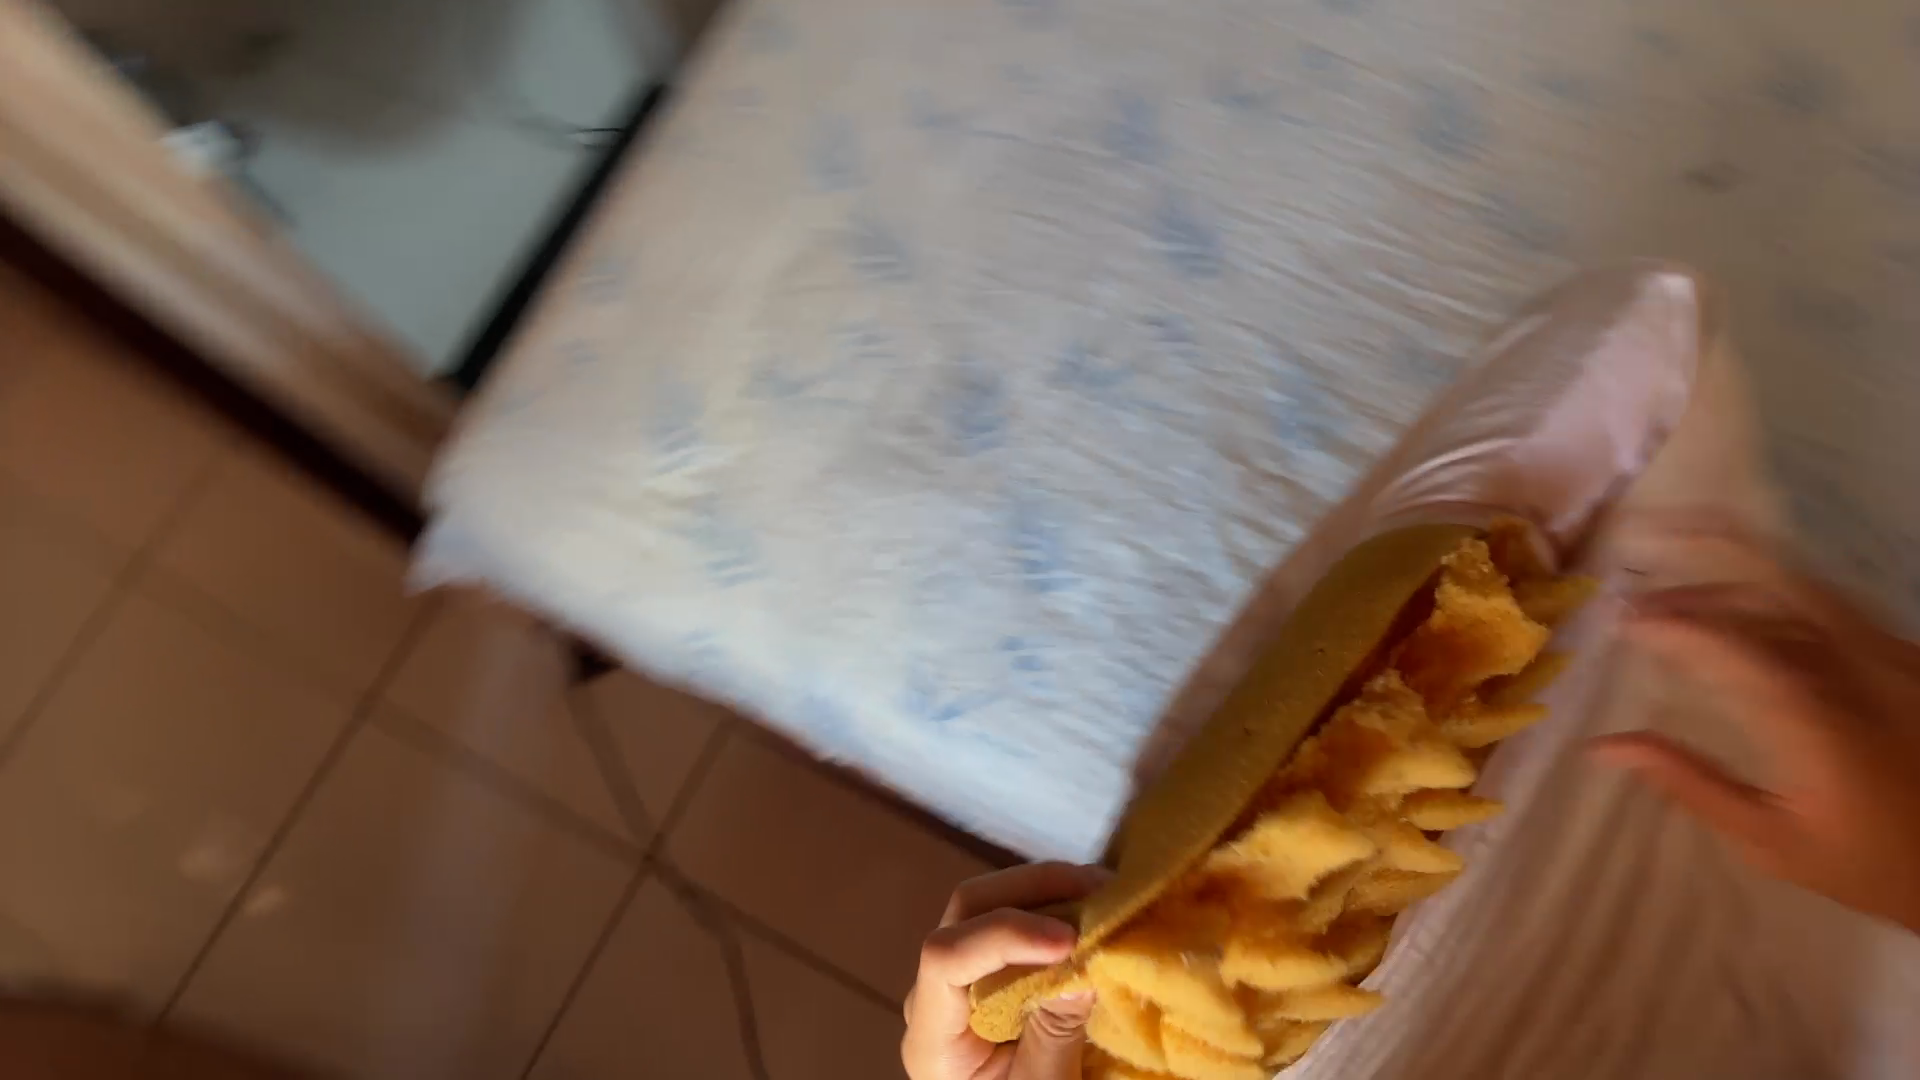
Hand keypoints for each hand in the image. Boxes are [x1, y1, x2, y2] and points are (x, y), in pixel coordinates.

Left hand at [902, 862, 1110, 1079]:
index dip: (1004, 934)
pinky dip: (1047, 905)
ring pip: (986, 902)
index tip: (1068, 940)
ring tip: (1100, 888)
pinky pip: (1008, 919)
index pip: (944, 958)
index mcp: (931, 1035)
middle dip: (1031, 888)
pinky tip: (1085, 905)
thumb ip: (1053, 1034)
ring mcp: (957, 977)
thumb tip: (1081, 959)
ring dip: (1044, 887)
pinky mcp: (984, 972)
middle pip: (967, 910)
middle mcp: (934, 992)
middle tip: (1097, 887)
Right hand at [1590, 519, 1919, 931]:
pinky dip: (1764, 600)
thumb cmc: (1879, 864)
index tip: (1623, 624)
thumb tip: (1602, 744)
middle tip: (1644, 533)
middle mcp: (1870, 677)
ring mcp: (1897, 664)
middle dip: (1713, 546)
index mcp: (1828, 723)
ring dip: (1727, 579)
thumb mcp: (1774, 842)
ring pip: (1805, 593)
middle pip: (1788, 585)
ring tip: (1664, 596)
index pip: (1739, 648)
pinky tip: (1722, 617)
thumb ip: (1688, 784)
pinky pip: (1827, 615)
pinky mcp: (1907, 664)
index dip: (1675, 626)